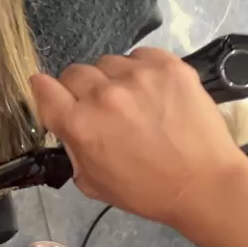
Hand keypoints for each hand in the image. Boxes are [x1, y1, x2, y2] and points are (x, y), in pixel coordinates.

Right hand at [30, 48, 247, 233]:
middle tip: (101, 108)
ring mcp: (137, 76)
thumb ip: (71, 147)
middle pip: (74, 72)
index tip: (54, 96)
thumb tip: (66, 122)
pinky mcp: (167, 66)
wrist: (204, 185)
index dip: (46, 92)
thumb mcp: (93, 182)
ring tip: (132, 100)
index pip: (43, 87)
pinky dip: (141, 70)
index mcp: (80, 125)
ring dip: (112, 78)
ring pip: (107, 62)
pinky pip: (139, 55)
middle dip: (80, 89)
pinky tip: (152, 91)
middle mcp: (104, 95)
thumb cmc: (147, 191)